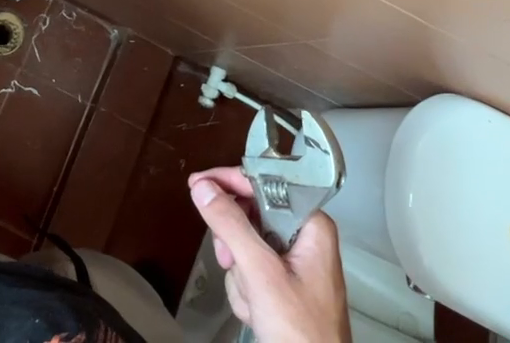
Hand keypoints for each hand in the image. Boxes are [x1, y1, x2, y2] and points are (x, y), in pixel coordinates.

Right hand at [189, 167, 350, 342]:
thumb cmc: (299, 329)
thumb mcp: (261, 274)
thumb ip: (231, 226)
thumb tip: (202, 186)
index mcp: (311, 224)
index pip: (265, 184)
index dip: (230, 181)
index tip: (197, 183)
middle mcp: (304, 237)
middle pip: (250, 215)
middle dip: (235, 245)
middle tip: (229, 261)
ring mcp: (293, 263)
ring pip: (245, 245)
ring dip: (239, 274)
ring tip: (252, 301)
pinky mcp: (282, 284)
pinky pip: (249, 270)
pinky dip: (244, 290)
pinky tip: (255, 311)